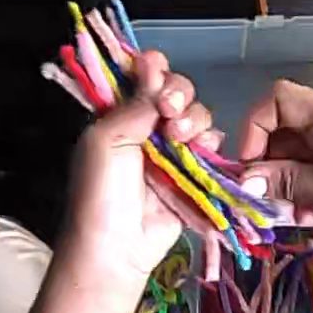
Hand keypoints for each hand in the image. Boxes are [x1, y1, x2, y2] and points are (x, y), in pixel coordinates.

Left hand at [56, 51, 215, 290]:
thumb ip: (135, 103)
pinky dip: (211, 142)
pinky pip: (210, 146)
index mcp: (118, 115)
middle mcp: (145, 128)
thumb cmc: (101, 193)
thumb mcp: (105, 140)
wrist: (117, 247)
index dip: (155, 72)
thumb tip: (154, 65)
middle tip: (170, 113)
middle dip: (179, 95)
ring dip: (195, 120)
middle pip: (176, 92)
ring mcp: (170, 151)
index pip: (144, 77)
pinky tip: (202, 150)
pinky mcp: (192, 174)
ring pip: (196, 116)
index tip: (156, 82)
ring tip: (182, 139)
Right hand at [239, 80, 312, 251]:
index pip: (278, 99)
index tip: (250, 169)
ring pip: (308, 148)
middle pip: (290, 127)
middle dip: (271, 164)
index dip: (254, 129)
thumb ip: (289, 185)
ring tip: (292, 217)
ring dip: (292, 179)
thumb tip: (245, 179)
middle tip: (267, 206)